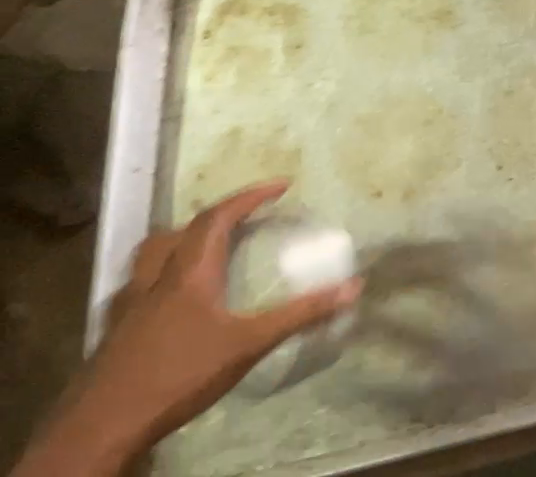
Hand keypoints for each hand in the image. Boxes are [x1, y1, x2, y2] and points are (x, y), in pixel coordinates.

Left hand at [12, 182, 360, 476]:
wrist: (99, 430)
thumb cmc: (179, 375)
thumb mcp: (250, 344)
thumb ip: (302, 314)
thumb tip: (354, 287)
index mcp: (186, 276)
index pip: (215, 220)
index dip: (248, 198)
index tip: (280, 187)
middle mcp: (152, 284)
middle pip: (171, 236)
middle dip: (207, 221)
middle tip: (239, 224)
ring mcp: (126, 311)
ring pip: (146, 263)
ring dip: (177, 249)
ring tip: (206, 258)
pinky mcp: (113, 336)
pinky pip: (136, 292)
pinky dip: (159, 283)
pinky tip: (174, 306)